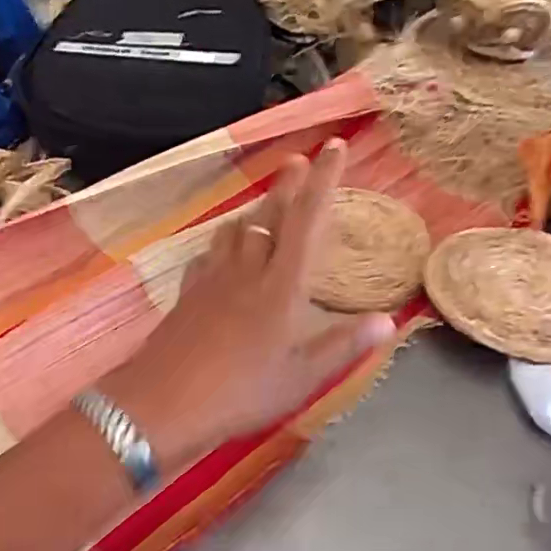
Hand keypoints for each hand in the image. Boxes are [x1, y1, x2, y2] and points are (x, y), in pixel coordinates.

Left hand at [102, 140, 393, 466]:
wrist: (163, 404)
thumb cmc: (241, 392)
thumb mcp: (302, 378)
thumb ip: (343, 345)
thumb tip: (387, 319)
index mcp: (281, 287)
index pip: (307, 221)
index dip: (324, 181)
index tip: (334, 147)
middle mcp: (245, 273)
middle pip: (267, 217)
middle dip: (286, 187)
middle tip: (296, 162)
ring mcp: (210, 282)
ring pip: (233, 233)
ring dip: (251, 214)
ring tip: (262, 205)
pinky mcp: (185, 298)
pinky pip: (206, 258)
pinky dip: (219, 247)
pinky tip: (218, 255)